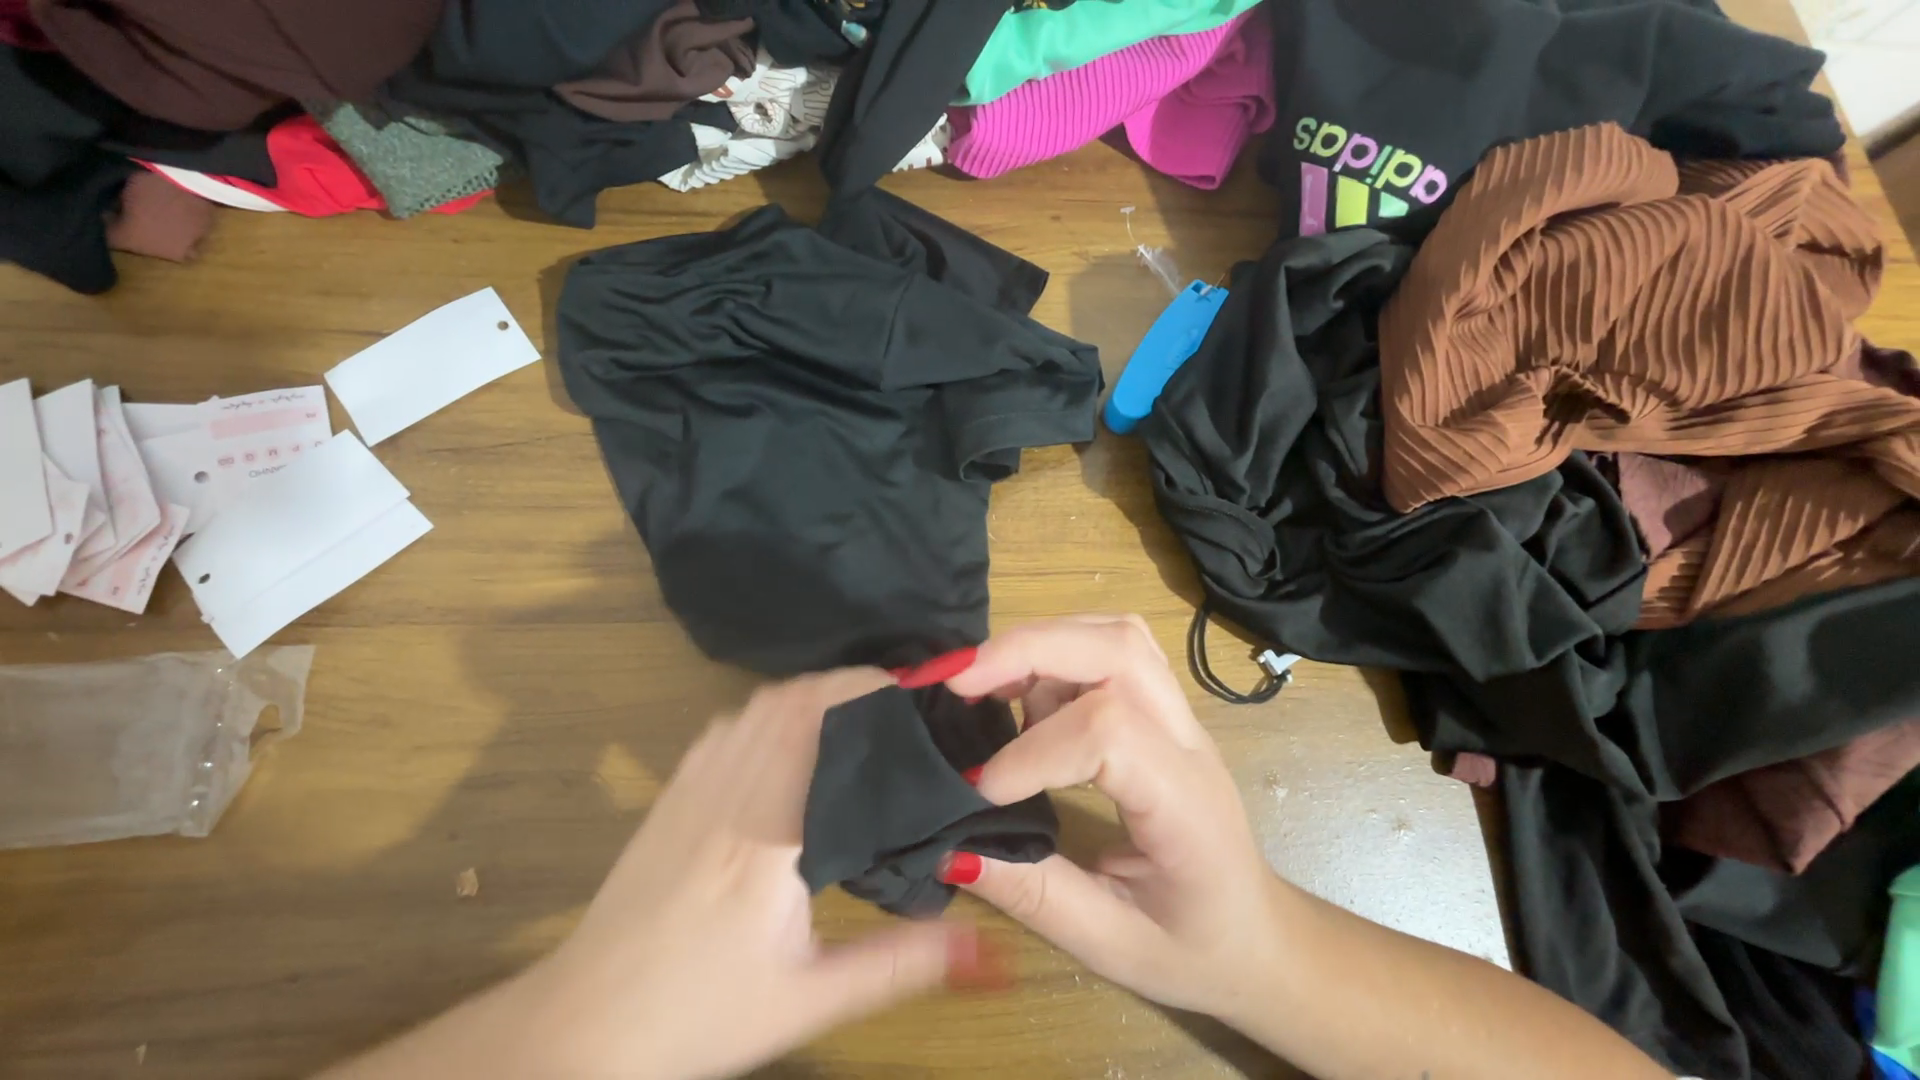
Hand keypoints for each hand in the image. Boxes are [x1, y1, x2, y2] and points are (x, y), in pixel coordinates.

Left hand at [482, 669, 994, 1079]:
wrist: (583, 1025)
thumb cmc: (700, 1014)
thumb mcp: (811, 998)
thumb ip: (900, 965)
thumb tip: (990, 952)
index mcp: (768, 836)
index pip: (819, 729)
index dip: (865, 692)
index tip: (913, 688)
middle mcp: (727, 795)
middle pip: (788, 703)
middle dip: (845, 684)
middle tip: (896, 697)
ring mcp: (689, 790)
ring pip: (753, 708)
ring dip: (806, 694)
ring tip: (854, 710)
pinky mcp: (668, 797)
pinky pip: (722, 728)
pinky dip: (765, 712)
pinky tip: (786, 736)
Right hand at [938, 616, 1290, 1027]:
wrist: (1258, 936)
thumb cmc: (1195, 948)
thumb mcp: (1111, 943)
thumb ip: (1034, 893)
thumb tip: (951, 847)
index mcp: (1184, 805)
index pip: (1110, 732)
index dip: (1032, 750)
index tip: (980, 791)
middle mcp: (1188, 740)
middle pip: (1118, 649)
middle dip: (1026, 650)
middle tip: (954, 679)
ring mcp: (1179, 717)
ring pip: (1116, 635)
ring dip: (1041, 643)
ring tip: (981, 683)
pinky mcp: (1161, 711)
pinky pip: (1113, 648)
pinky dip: (1056, 651)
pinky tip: (1019, 693)